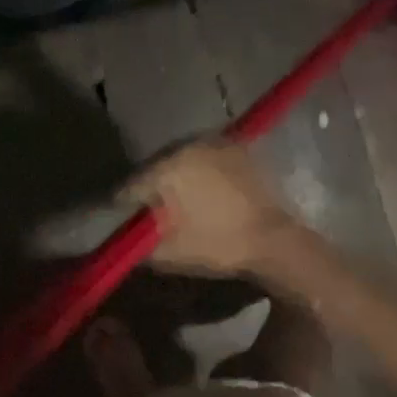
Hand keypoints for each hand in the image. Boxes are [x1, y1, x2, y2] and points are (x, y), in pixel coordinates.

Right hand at [124, 139, 303, 275]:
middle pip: (156, 166)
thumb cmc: (219, 245)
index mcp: (169, 168)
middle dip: (151, 186)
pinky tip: (203, 190)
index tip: (123, 218)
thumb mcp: (170, 253)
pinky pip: (206, 157)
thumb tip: (126, 235)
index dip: (123, 204)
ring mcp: (216, 143)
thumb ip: (139, 241)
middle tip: (150, 209)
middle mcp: (189, 146)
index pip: (132, 184)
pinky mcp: (238, 148)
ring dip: (175, 175)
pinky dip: (199, 171)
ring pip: (181, 159)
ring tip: (177, 199)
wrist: (274, 239)